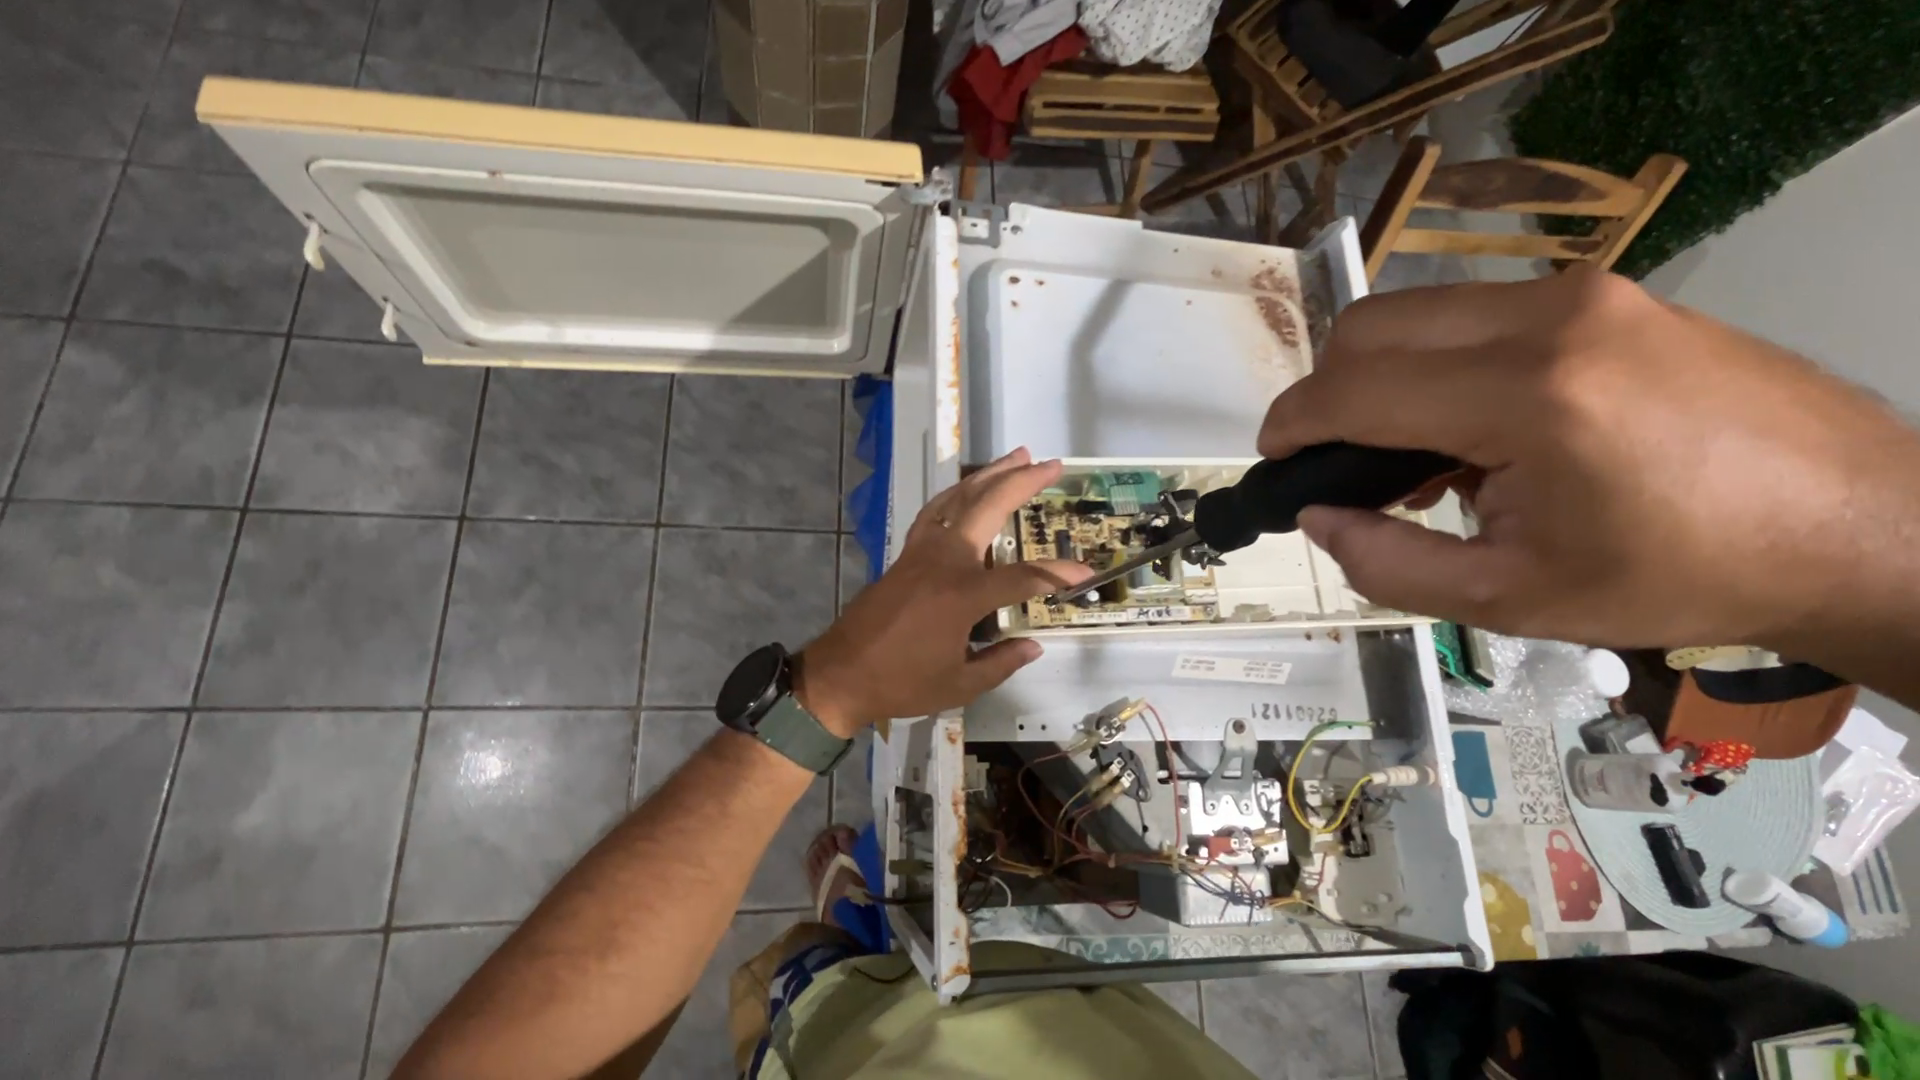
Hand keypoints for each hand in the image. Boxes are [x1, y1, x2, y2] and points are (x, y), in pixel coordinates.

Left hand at [795, 449, 1091, 735]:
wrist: (839, 675)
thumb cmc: (900, 684)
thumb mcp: (959, 685)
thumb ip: (1000, 662)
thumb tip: (1033, 645)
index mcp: (962, 596)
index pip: (1023, 577)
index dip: (1056, 575)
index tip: (1083, 574)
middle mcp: (944, 562)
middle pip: (987, 507)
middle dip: (1020, 481)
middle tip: (1050, 464)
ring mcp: (921, 553)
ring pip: (957, 499)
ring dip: (988, 475)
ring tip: (1016, 456)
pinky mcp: (905, 555)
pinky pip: (934, 511)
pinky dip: (955, 493)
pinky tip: (968, 488)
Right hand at [1258, 269, 1919, 667]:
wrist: (1856, 525)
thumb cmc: (1679, 575)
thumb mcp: (1510, 598)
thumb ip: (1386, 563)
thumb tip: (1316, 515)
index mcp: (1528, 397)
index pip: (1355, 387)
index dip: (1292, 421)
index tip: (1272, 457)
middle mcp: (1550, 318)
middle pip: (1370, 324)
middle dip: (1327, 390)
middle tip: (1338, 460)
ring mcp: (1584, 293)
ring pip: (1418, 311)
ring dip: (1382, 374)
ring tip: (1412, 452)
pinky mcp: (1607, 292)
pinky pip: (1474, 313)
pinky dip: (1437, 361)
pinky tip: (1470, 425)